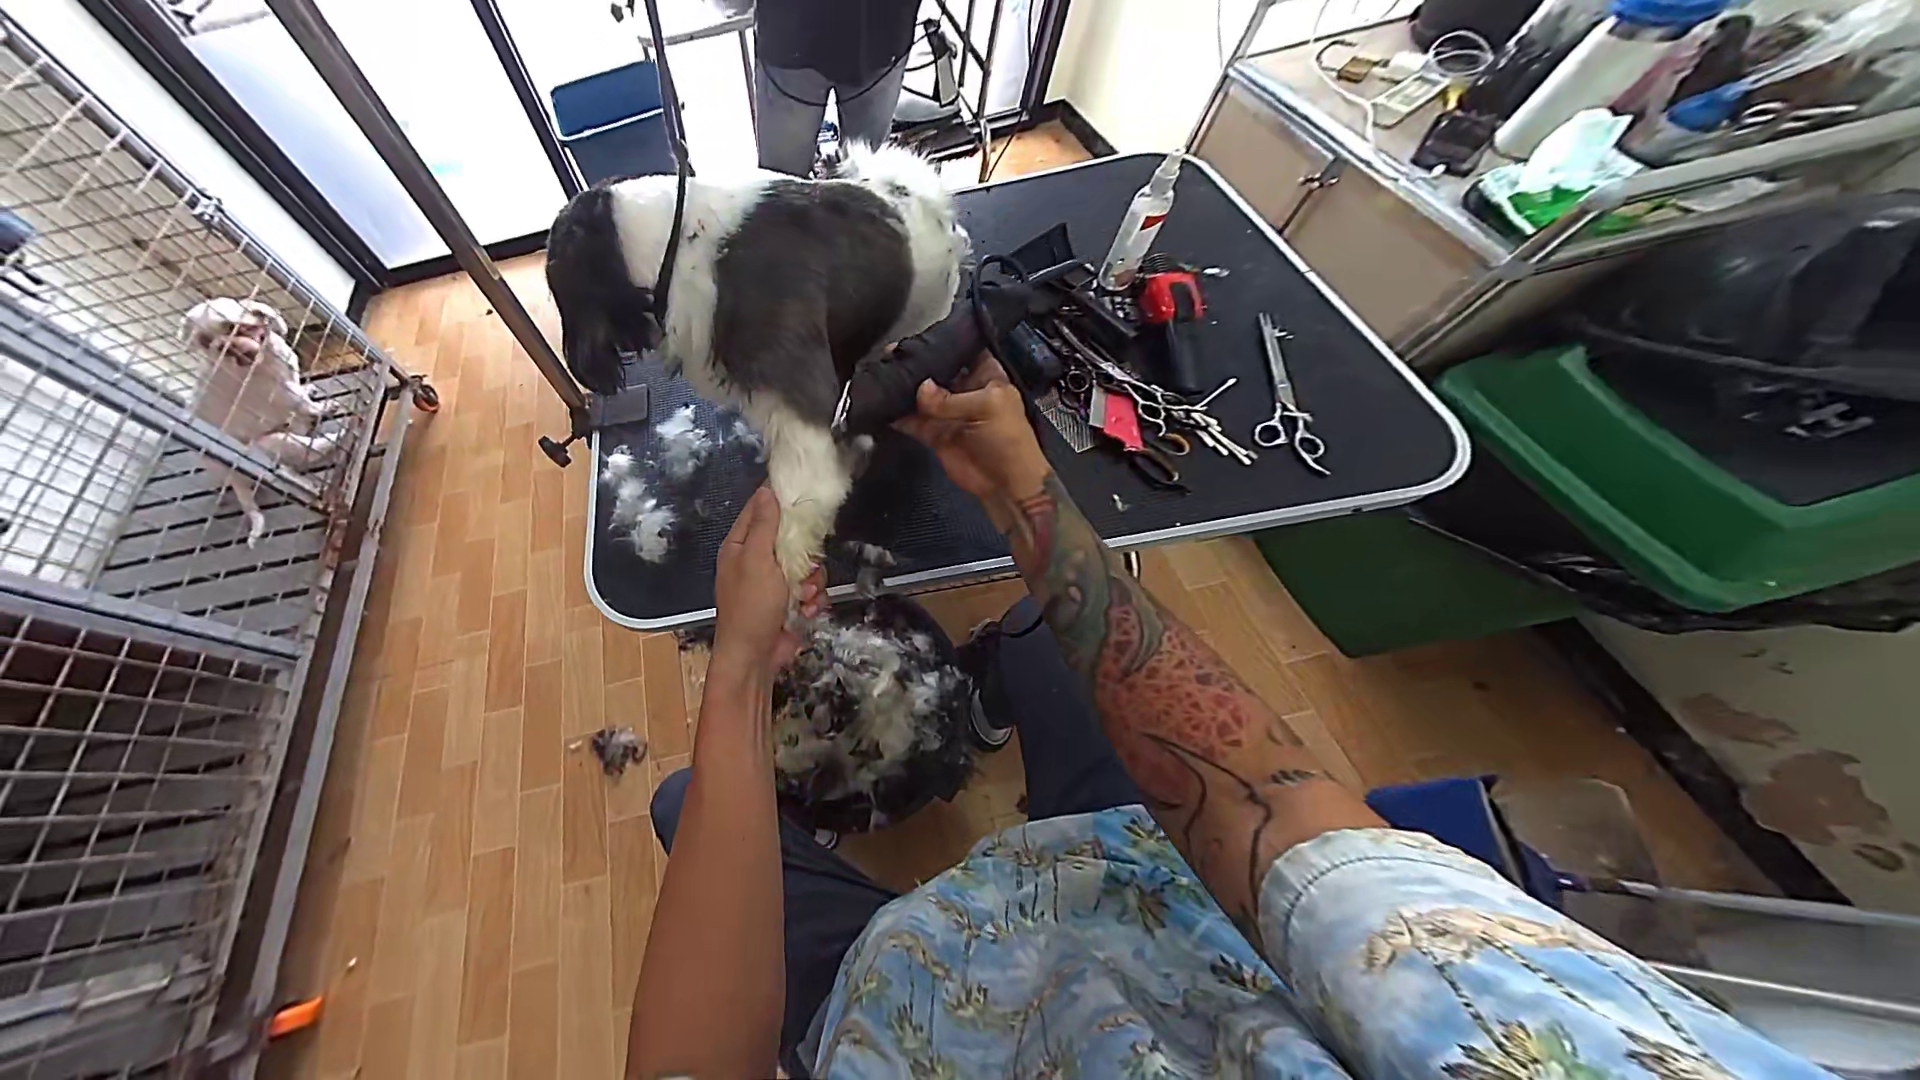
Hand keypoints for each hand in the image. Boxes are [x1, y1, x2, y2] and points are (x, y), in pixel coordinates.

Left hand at [712, 487, 824, 676]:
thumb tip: (766, 490)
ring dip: (813, 580)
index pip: (760, 510)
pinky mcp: (791, 601)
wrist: (755, 657)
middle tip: (806, 561)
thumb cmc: (750, 606)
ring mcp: (775, 582)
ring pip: (808, 564)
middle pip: (791, 537)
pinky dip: (813, 599)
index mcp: (740, 546)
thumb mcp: (756, 560)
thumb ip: (763, 525)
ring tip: (804, 594)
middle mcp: (757, 560)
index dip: (779, 500)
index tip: (803, 494)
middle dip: (805, 552)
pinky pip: (812, 588)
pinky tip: (807, 610)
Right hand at [894, 354, 1049, 502]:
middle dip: (917, 364)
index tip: (921, 334)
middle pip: (937, 371)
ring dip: (904, 388)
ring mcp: (948, 413)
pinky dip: (899, 415)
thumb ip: (950, 399)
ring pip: (921, 396)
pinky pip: (913, 420)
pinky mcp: (935, 433)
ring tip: (883, 376)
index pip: (964, 350)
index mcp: (986, 376)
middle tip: (892, 354)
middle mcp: (965, 390)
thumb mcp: (987, 408)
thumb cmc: (1009, 441)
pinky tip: (885, 406)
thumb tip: (921, 388)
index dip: (946, 341)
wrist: (1005, 484)